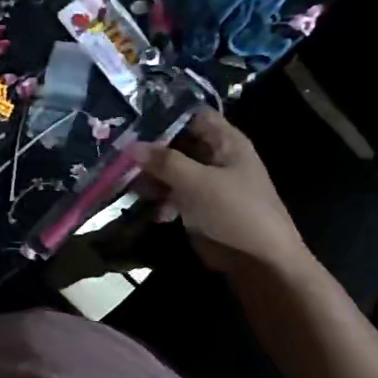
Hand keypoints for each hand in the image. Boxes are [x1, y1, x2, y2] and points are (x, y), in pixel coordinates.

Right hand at [133, 108, 310, 276]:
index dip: (167, 117)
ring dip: (150, 178)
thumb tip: (130, 145)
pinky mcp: (197, 206)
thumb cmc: (235, 212)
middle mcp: (217, 158)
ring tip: (128, 186)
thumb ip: (164, 162)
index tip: (133, 123)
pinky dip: (158, 200)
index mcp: (227, 143)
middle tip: (119, 157)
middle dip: (150, 151)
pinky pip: (171, 194)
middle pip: (177, 144)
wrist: (258, 261)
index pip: (194, 116)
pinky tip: (150, 211)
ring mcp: (206, 183)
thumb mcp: (197, 182)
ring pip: (170, 170)